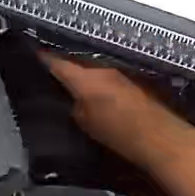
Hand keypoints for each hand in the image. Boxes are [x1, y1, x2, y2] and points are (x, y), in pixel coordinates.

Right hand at [37, 48, 194, 167]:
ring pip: (91, 68)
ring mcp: (117, 73)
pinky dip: (97, 82)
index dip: (42, 58)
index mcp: (84, 77)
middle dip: (62, 66)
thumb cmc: (122, 134)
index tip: (33, 56)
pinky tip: (96, 97)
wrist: (161, 140)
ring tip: (73, 87)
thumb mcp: (85, 124)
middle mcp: (100, 68)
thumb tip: (71, 100)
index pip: (56, 61)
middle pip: (74, 61)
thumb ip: (73, 106)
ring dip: (81, 74)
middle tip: (50, 74)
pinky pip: (105, 76)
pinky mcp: (131, 81)